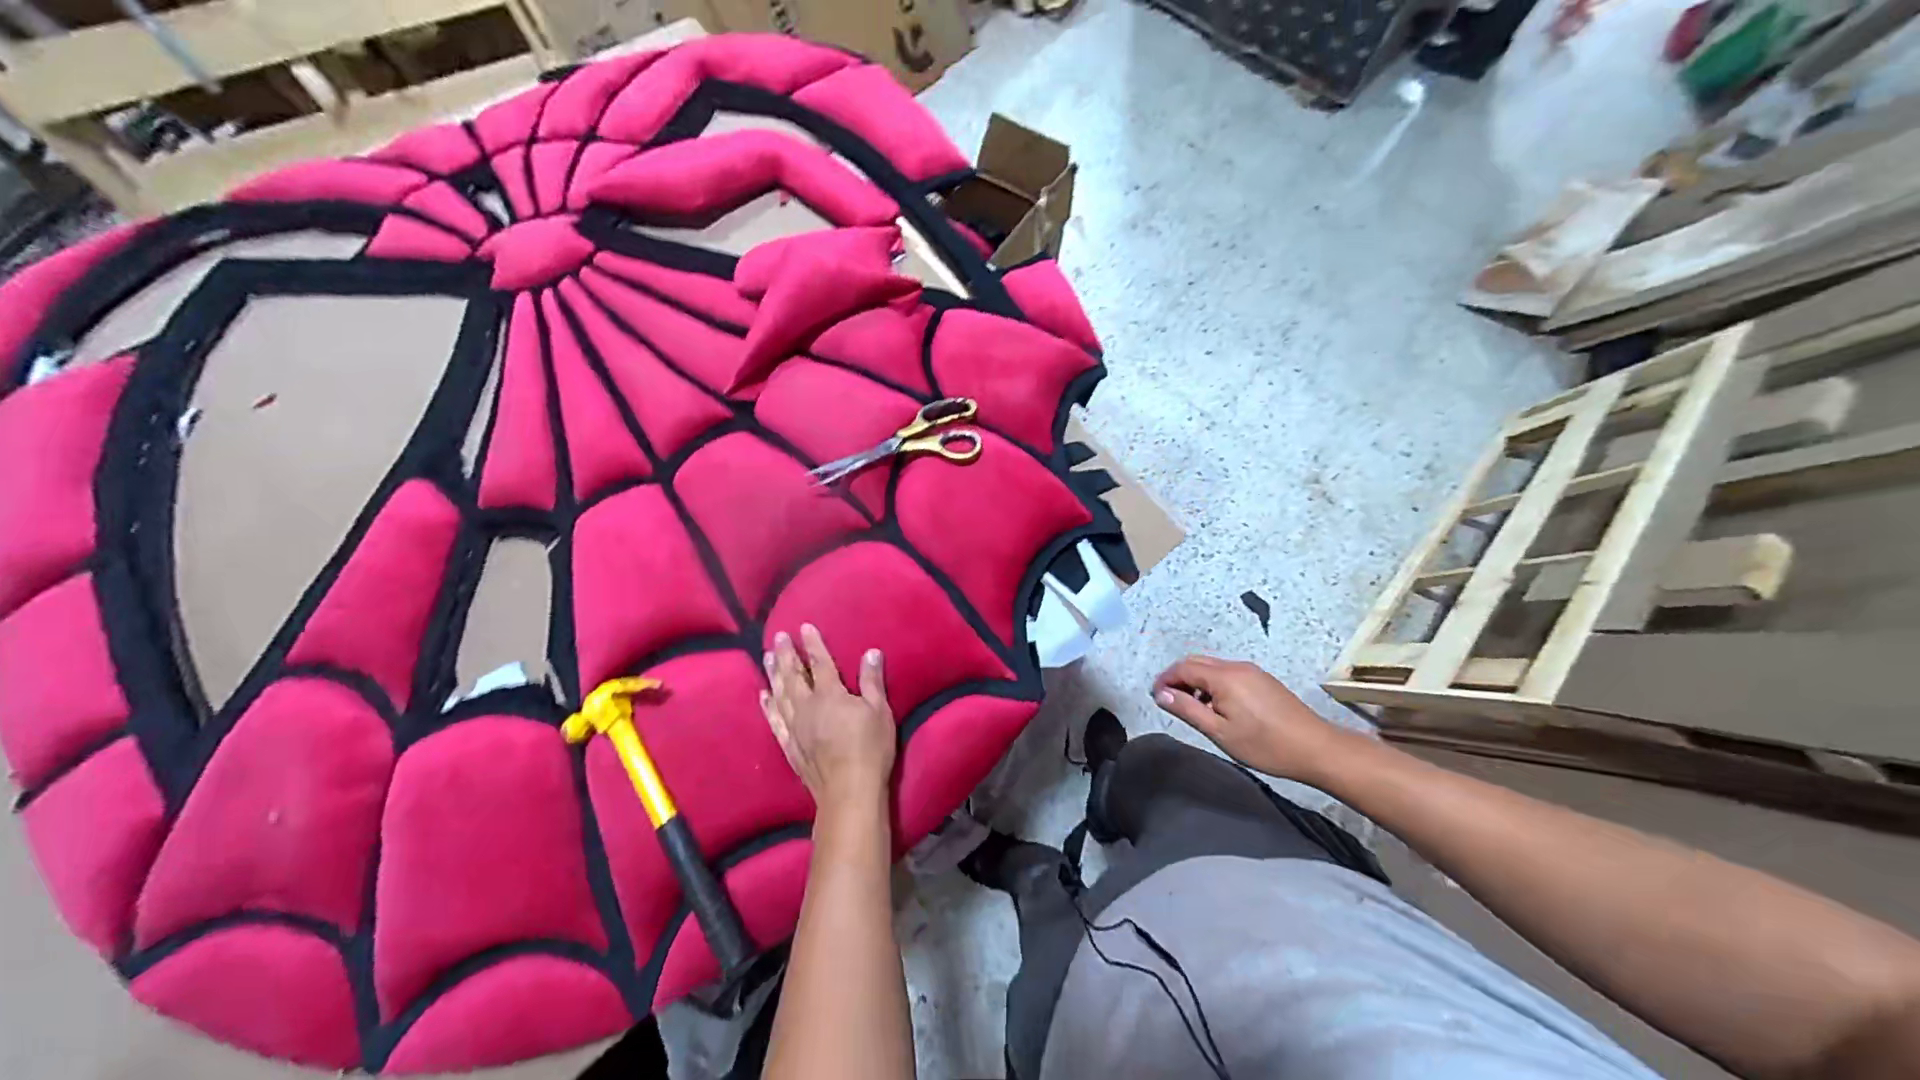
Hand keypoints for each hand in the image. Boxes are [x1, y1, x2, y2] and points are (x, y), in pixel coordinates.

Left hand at [762, 624, 896, 812]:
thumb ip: (872, 681)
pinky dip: (768, 706)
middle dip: (785, 654)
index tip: (804, 627)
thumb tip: (871, 652)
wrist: (849, 791)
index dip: (812, 643)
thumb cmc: (870, 748)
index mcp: (830, 694)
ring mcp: (795, 726)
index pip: (820, 662)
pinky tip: (764, 697)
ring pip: (780, 694)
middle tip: (777, 637)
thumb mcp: (880, 711)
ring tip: (766, 658)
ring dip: (773, 675)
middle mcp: (807, 706)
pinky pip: (775, 721)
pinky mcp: (789, 746)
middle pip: (793, 675)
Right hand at [1151, 655, 1368, 784]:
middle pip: (1196, 662)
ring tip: (1192, 707)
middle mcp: (1237, 667)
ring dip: (1195, 681)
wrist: (1316, 748)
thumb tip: (1161, 694)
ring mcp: (1252, 671)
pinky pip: (1228, 673)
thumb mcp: (1219, 732)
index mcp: (1224, 677)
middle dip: (1177, 678)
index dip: (1165, 680)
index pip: (1183, 668)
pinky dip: (1213, 683)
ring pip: (1212, 667)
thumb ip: (1187, 709)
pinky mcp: (1263, 680)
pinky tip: (1217, 707)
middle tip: (1169, 702)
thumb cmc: (1265, 745)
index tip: (1155, 698)